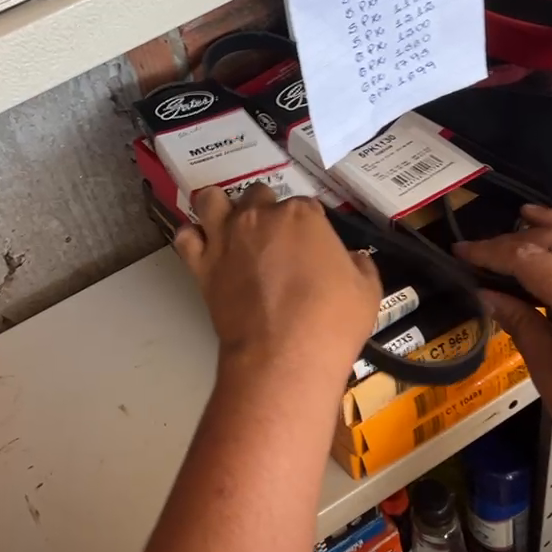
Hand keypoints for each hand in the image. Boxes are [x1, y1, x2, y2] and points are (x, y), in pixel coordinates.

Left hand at [174, 184, 381, 383]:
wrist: (285, 356)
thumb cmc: (332, 321)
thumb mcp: (366, 289)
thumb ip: (357, 264)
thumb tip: (350, 259)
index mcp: (301, 215)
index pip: (306, 206)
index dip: (310, 225)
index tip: (313, 244)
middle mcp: (258, 216)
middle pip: (258, 196)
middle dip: (267, 211)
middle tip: (275, 239)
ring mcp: (225, 237)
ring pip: (211, 200)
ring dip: (220, 208)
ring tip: (230, 226)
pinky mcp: (202, 264)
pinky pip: (185, 237)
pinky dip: (192, 239)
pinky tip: (204, 248)